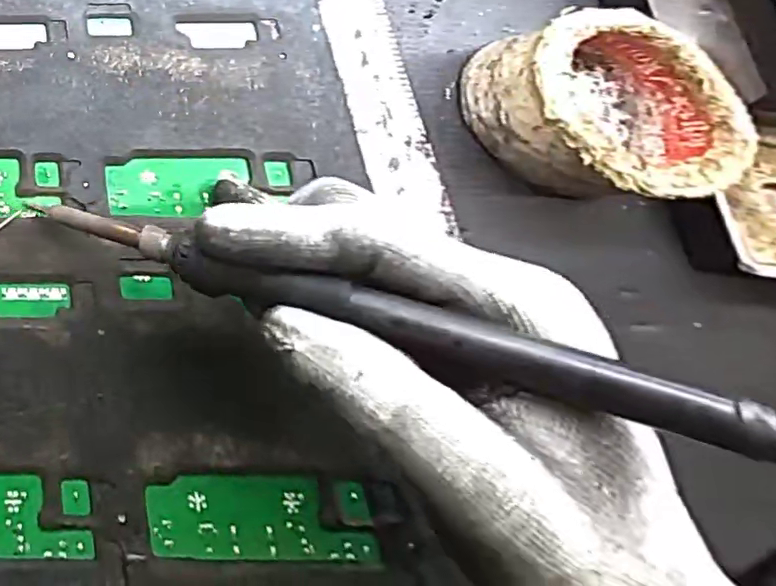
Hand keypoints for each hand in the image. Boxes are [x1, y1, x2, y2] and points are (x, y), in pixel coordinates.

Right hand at [197, 179, 728, 585]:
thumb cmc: (579, 557)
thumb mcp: (492, 495)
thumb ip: (392, 406)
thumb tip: (280, 324)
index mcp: (518, 309)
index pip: (377, 243)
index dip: (282, 233)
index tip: (211, 237)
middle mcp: (478, 288)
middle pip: (350, 223)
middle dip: (264, 231)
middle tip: (196, 247)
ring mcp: (445, 300)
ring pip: (334, 237)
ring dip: (265, 242)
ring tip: (209, 253)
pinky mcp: (410, 321)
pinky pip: (331, 273)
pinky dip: (277, 268)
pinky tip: (245, 273)